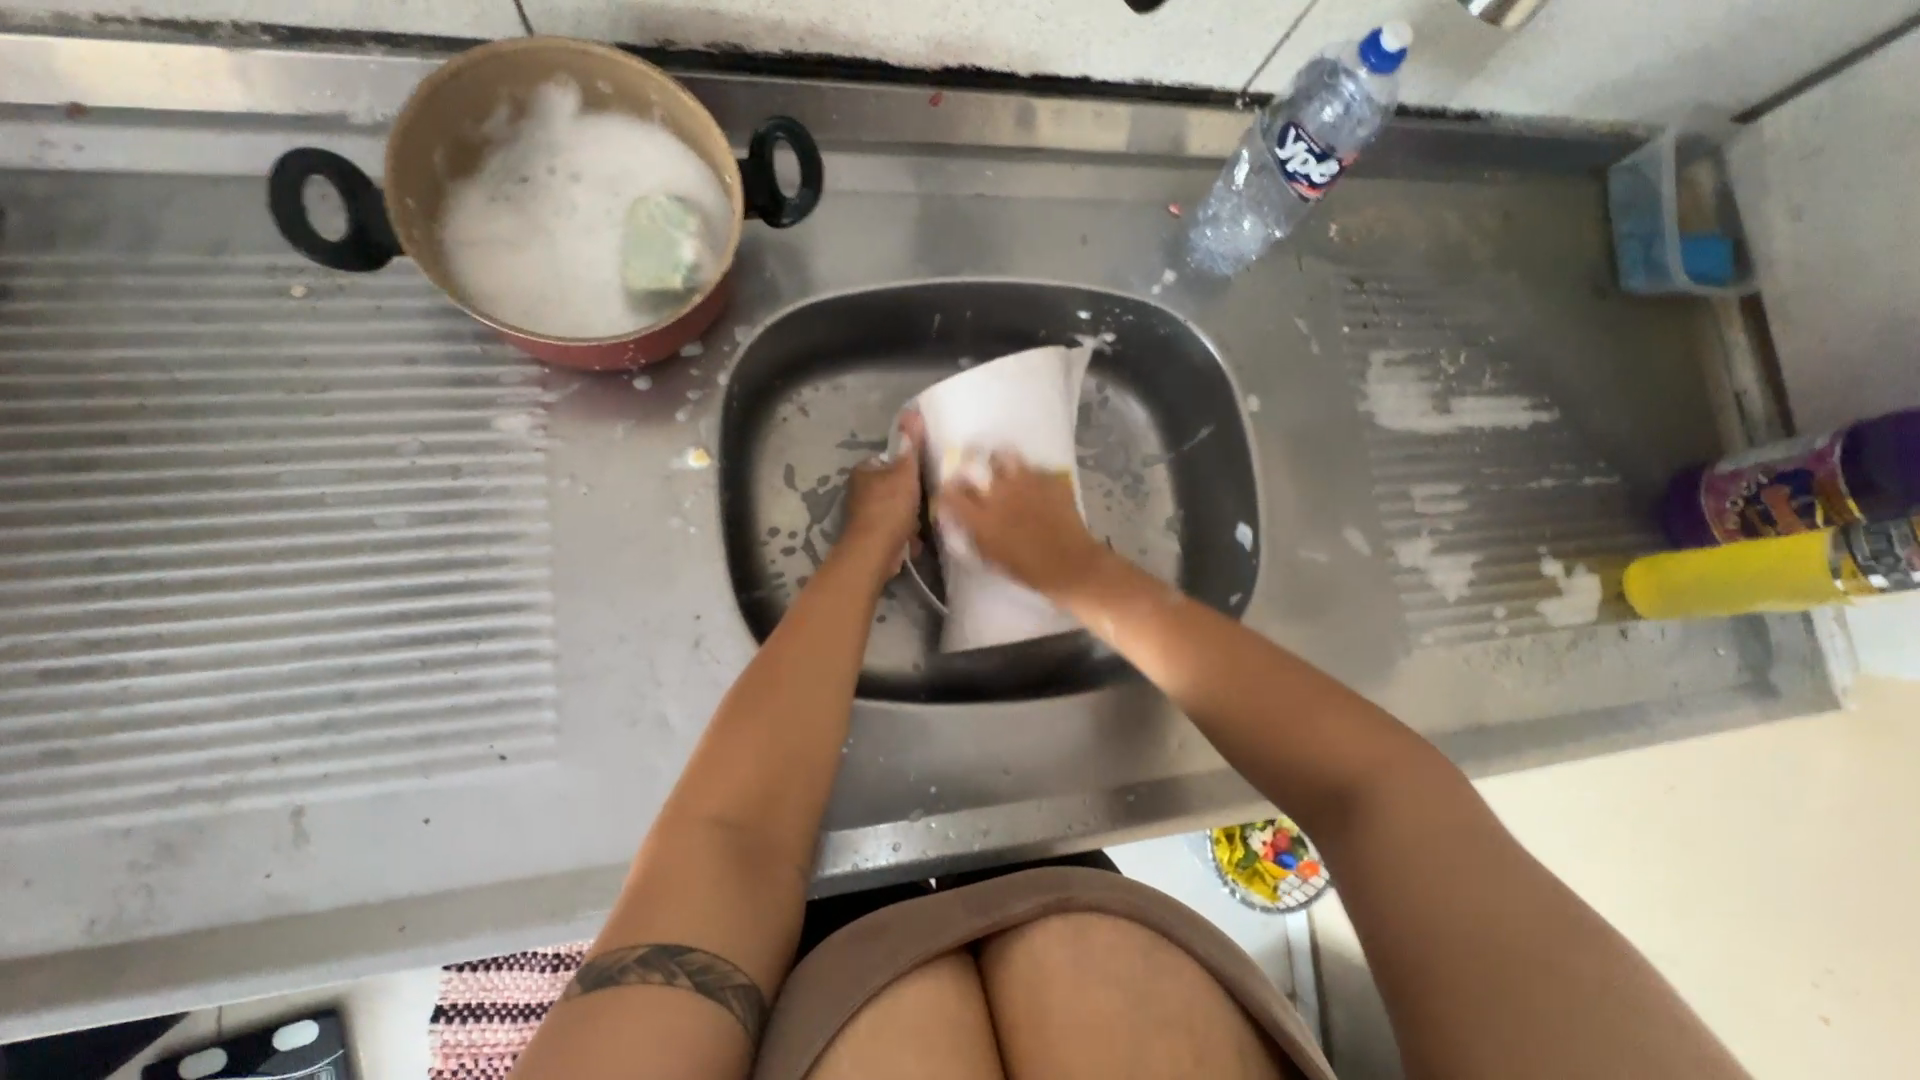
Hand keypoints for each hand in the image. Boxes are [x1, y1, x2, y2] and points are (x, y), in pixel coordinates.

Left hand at [837, 411, 924, 575]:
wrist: (875, 552)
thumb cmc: (889, 507)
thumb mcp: (905, 471)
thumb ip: (910, 445)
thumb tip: (912, 411)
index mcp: (863, 471)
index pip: (888, 461)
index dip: (906, 467)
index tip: (922, 476)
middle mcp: (858, 491)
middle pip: (892, 487)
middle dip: (910, 496)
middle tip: (925, 500)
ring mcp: (863, 516)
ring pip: (895, 510)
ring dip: (910, 518)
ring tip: (922, 523)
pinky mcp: (870, 537)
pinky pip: (894, 531)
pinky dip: (904, 535)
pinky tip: (914, 541)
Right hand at [935, 451, 1108, 596]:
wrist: (1072, 566)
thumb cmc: (1030, 571)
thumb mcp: (993, 560)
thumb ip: (975, 537)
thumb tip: (962, 522)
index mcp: (982, 518)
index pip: (951, 494)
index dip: (947, 491)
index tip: (950, 492)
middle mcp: (999, 494)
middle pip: (974, 464)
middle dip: (970, 465)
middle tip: (973, 471)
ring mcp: (1026, 482)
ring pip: (1004, 455)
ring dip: (1000, 461)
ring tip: (1004, 468)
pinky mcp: (1049, 479)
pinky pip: (1034, 468)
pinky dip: (1030, 473)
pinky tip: (1034, 484)